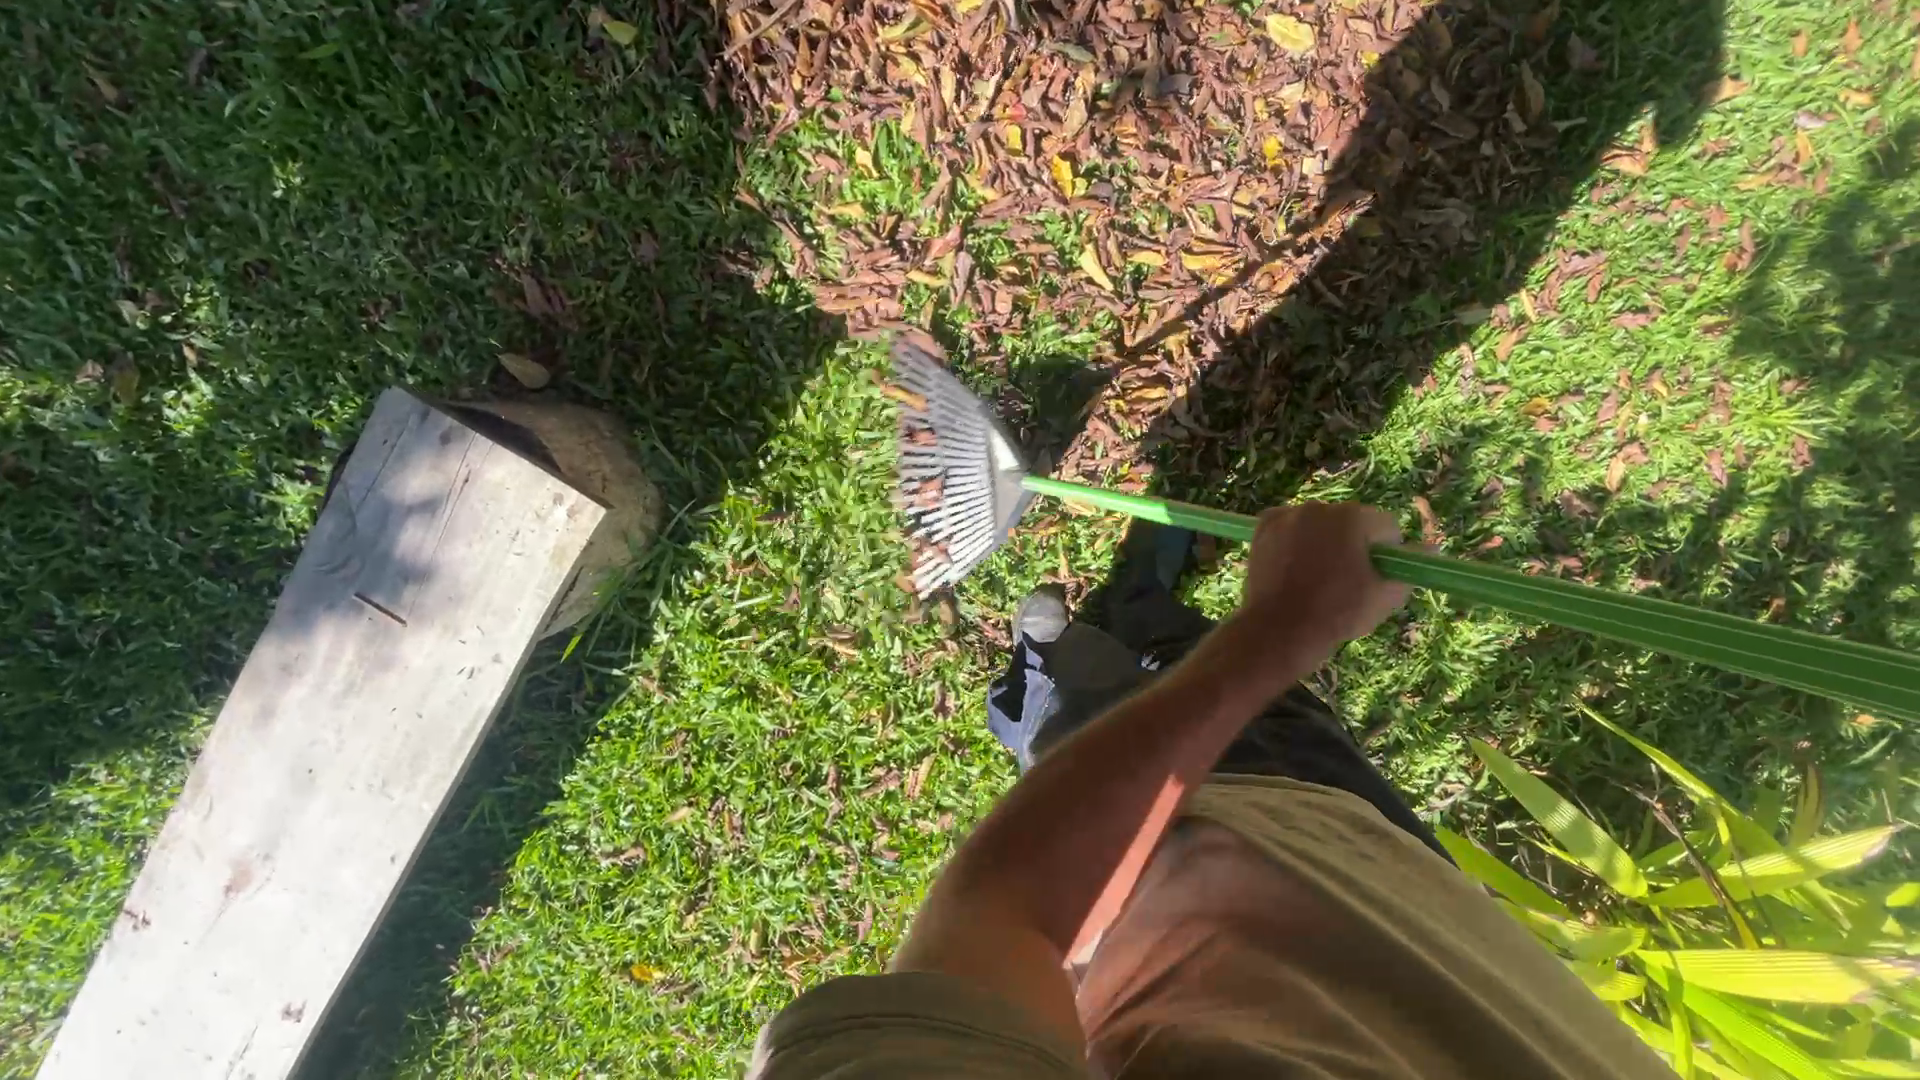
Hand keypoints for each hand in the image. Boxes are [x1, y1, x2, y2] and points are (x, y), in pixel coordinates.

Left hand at [1240, 502, 1409, 650]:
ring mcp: (1287, 516)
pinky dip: (1293, 538)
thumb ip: (1411, 566)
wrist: (1280, 628)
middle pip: (1349, 522)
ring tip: (1316, 576)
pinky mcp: (1263, 528)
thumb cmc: (1339, 612)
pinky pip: (1288, 526)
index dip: (1385, 553)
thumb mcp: (1387, 594)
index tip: (1376, 575)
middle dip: (1352, 544)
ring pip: (1318, 524)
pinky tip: (1294, 562)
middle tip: (1345, 579)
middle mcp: (1319, 508)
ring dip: (1322, 540)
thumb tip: (1430, 546)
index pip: (1384, 527)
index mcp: (1353, 517)